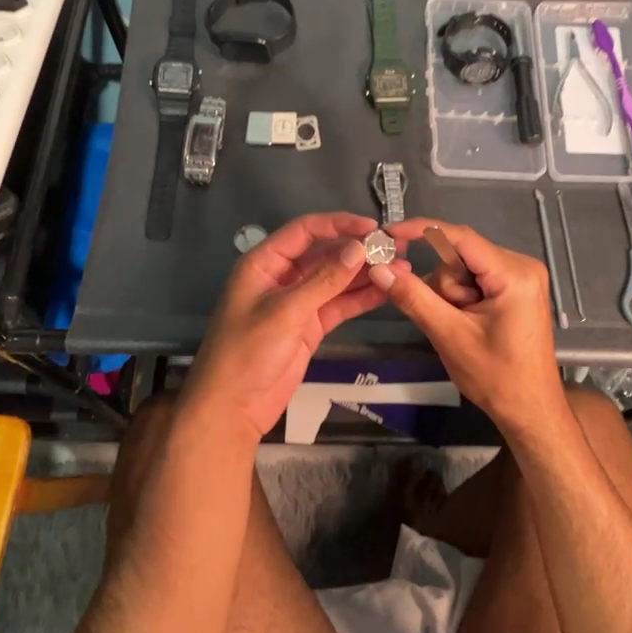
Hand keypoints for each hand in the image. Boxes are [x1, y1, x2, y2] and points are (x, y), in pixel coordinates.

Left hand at [186, 212, 407, 440]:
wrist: (232, 408)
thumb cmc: (247, 352)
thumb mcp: (285, 312)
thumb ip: (324, 280)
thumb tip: (359, 249)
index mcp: (264, 263)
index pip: (304, 231)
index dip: (338, 225)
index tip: (372, 228)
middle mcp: (281, 277)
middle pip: (323, 254)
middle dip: (357, 250)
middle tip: (394, 248)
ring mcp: (296, 303)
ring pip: (334, 280)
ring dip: (364, 274)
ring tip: (399, 267)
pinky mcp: (308, 327)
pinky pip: (337, 305)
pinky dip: (359, 298)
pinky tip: (385, 291)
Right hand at [368, 220, 561, 435]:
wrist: (531, 410)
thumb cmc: (496, 378)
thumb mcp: (449, 336)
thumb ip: (414, 298)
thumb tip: (378, 268)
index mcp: (514, 273)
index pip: (459, 237)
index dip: (420, 231)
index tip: (387, 234)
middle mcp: (522, 265)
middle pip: (459, 254)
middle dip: (444, 285)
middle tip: (452, 321)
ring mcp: (521, 276)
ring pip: (463, 267)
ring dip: (452, 295)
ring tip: (465, 329)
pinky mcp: (516, 288)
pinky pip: (474, 278)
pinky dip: (461, 298)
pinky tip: (469, 324)